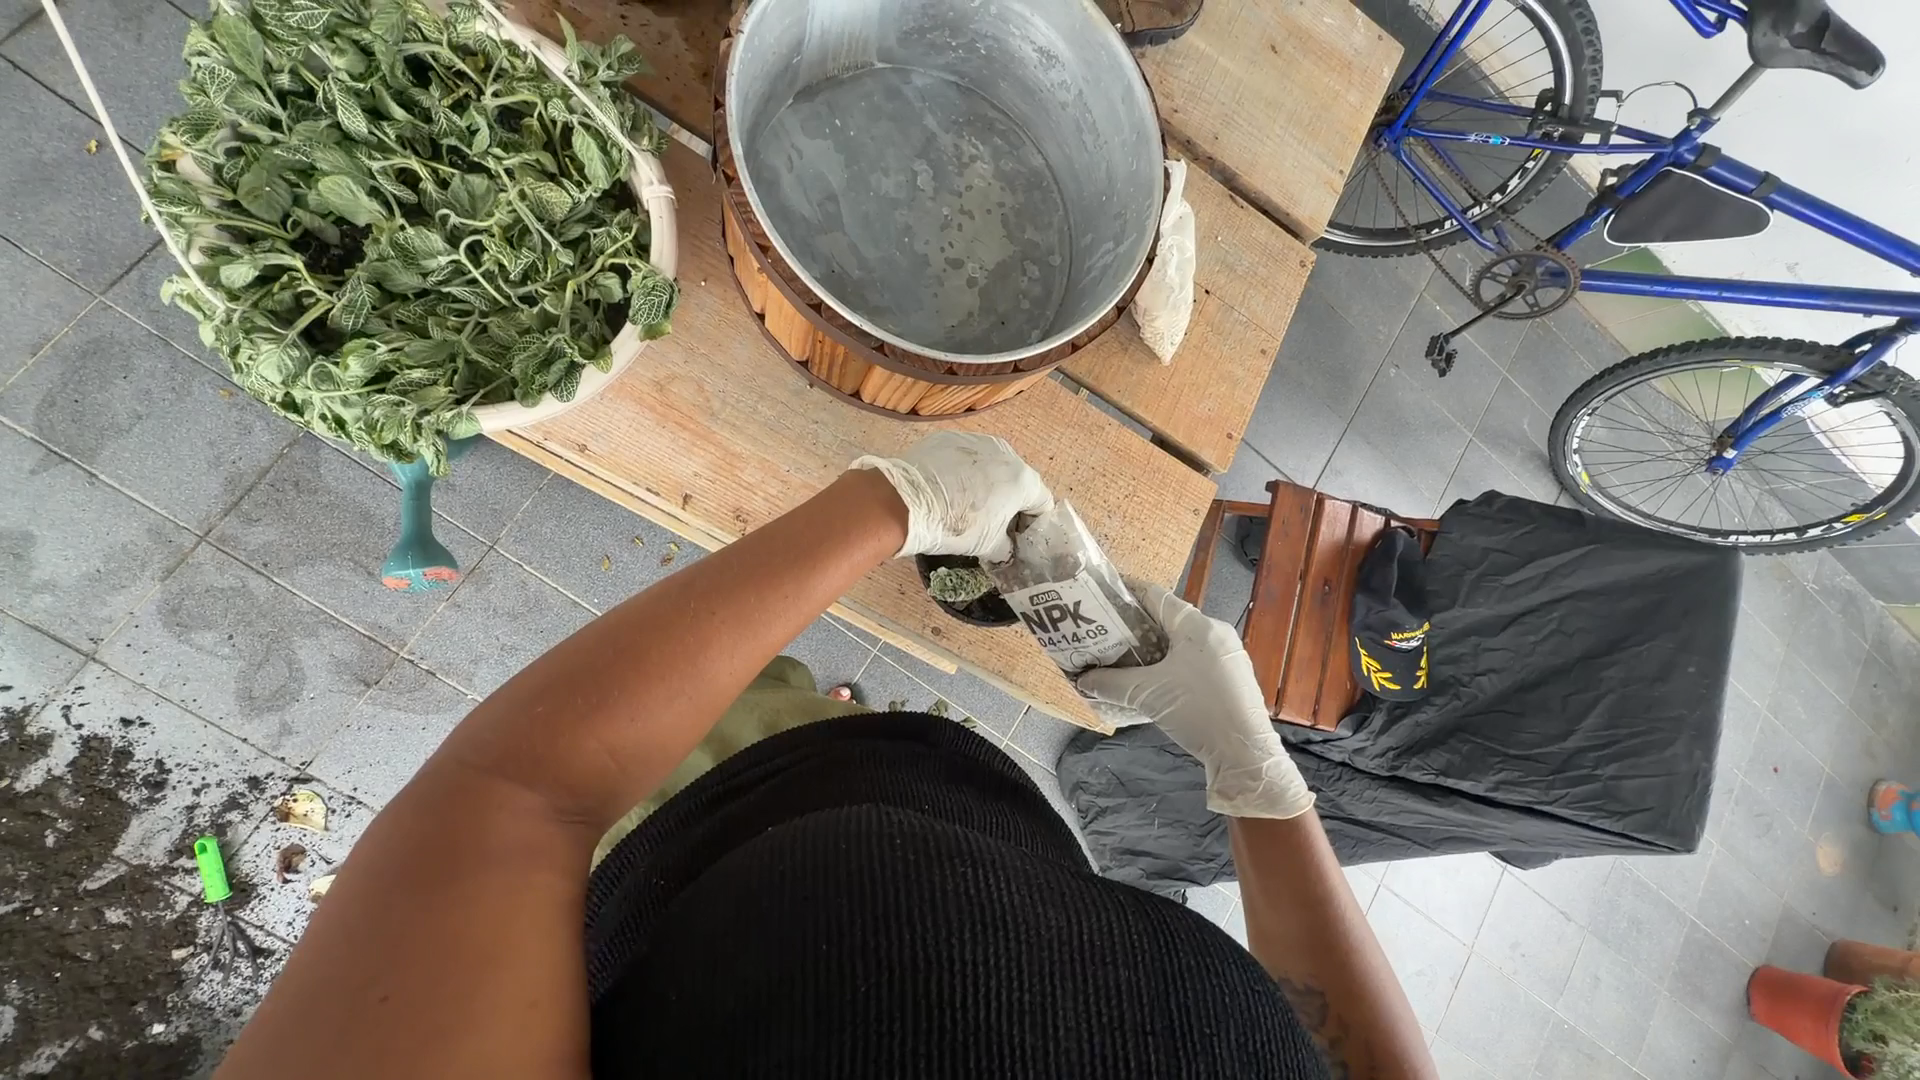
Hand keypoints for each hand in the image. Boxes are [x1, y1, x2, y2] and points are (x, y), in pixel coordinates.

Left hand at [850, 433, 1053, 560]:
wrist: (904, 501)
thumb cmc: (954, 525)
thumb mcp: (987, 546)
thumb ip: (1007, 548)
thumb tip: (1007, 550)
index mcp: (1022, 480)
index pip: (1041, 502)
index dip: (1032, 523)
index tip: (1019, 536)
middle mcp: (1005, 453)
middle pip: (1018, 480)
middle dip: (1010, 502)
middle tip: (993, 523)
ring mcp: (976, 441)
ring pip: (992, 466)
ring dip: (987, 484)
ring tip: (967, 504)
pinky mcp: (950, 438)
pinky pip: (965, 458)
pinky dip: (963, 472)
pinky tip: (946, 489)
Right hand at [1077, 582, 1313, 819]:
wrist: (1245, 755)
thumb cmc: (1197, 711)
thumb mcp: (1146, 695)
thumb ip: (1110, 683)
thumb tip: (1082, 679)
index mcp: (1197, 625)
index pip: (1155, 596)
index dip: (1125, 593)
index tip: (1100, 597)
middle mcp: (1214, 632)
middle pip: (1167, 619)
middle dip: (1134, 626)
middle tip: (1104, 633)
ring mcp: (1226, 655)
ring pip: (1180, 641)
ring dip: (1151, 648)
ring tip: (1121, 658)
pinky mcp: (1230, 678)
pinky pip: (1193, 660)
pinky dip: (1169, 664)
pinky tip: (1151, 681)